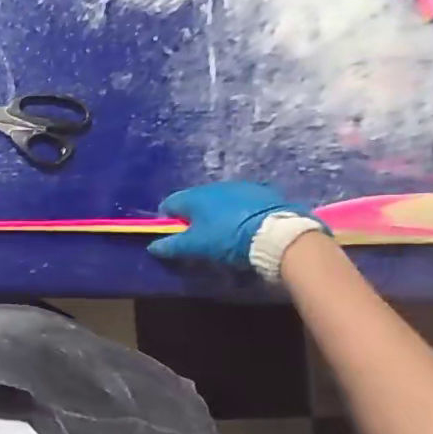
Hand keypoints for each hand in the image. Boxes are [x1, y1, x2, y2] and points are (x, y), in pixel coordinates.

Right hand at [146, 181, 327, 280]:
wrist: (280, 235)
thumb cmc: (229, 239)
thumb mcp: (196, 247)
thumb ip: (171, 246)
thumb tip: (152, 246)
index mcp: (194, 197)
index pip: (169, 204)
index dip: (168, 221)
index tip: (176, 237)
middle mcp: (215, 186)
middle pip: (195, 201)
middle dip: (195, 217)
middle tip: (202, 238)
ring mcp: (242, 186)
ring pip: (221, 200)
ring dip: (219, 214)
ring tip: (228, 234)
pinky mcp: (265, 192)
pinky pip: (245, 202)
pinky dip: (241, 212)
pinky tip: (249, 227)